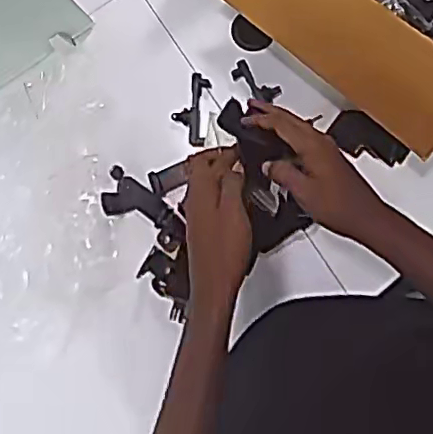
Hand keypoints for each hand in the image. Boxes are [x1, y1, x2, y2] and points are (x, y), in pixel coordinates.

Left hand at [181, 147, 251, 315]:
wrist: (214, 285)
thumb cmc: (223, 254)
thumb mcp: (235, 211)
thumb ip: (233, 184)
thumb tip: (235, 166)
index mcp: (199, 192)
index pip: (205, 159)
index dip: (224, 150)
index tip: (239, 149)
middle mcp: (193, 200)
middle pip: (200, 168)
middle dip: (218, 158)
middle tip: (236, 156)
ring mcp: (195, 214)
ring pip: (204, 183)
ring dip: (220, 175)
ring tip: (239, 174)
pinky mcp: (201, 226)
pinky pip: (209, 199)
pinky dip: (221, 192)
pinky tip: (235, 199)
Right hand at [245, 101, 398, 244]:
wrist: (367, 217)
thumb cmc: (342, 206)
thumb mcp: (303, 192)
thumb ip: (282, 174)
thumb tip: (269, 165)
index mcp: (313, 146)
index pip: (282, 123)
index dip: (261, 119)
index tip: (246, 118)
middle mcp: (321, 143)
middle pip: (291, 118)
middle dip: (270, 110)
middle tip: (253, 105)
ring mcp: (327, 148)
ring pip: (298, 125)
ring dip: (280, 119)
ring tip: (265, 118)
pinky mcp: (330, 157)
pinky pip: (305, 136)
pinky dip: (290, 132)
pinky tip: (285, 141)